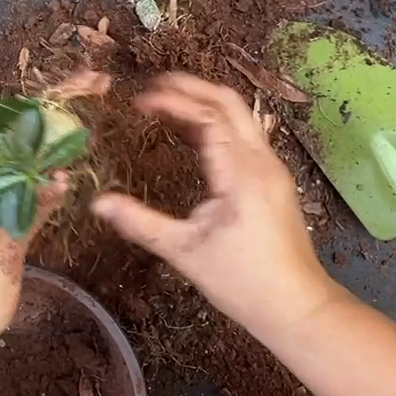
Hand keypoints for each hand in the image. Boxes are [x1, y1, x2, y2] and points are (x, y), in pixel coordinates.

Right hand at [92, 74, 346, 330]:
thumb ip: (139, 223)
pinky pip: (244, 135)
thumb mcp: (183, 251)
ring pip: (240, 116)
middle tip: (152, 86)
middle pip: (230, 102)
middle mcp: (261, 161)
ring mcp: (272, 169)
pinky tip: (190, 134)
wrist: (298, 309)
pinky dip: (215, 123)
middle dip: (191, 87)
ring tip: (165, 104)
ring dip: (203, 102)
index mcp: (241, 173)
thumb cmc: (243, 281)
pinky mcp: (273, 180)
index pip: (207, 117)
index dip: (172, 102)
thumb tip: (97, 204)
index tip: (138, 102)